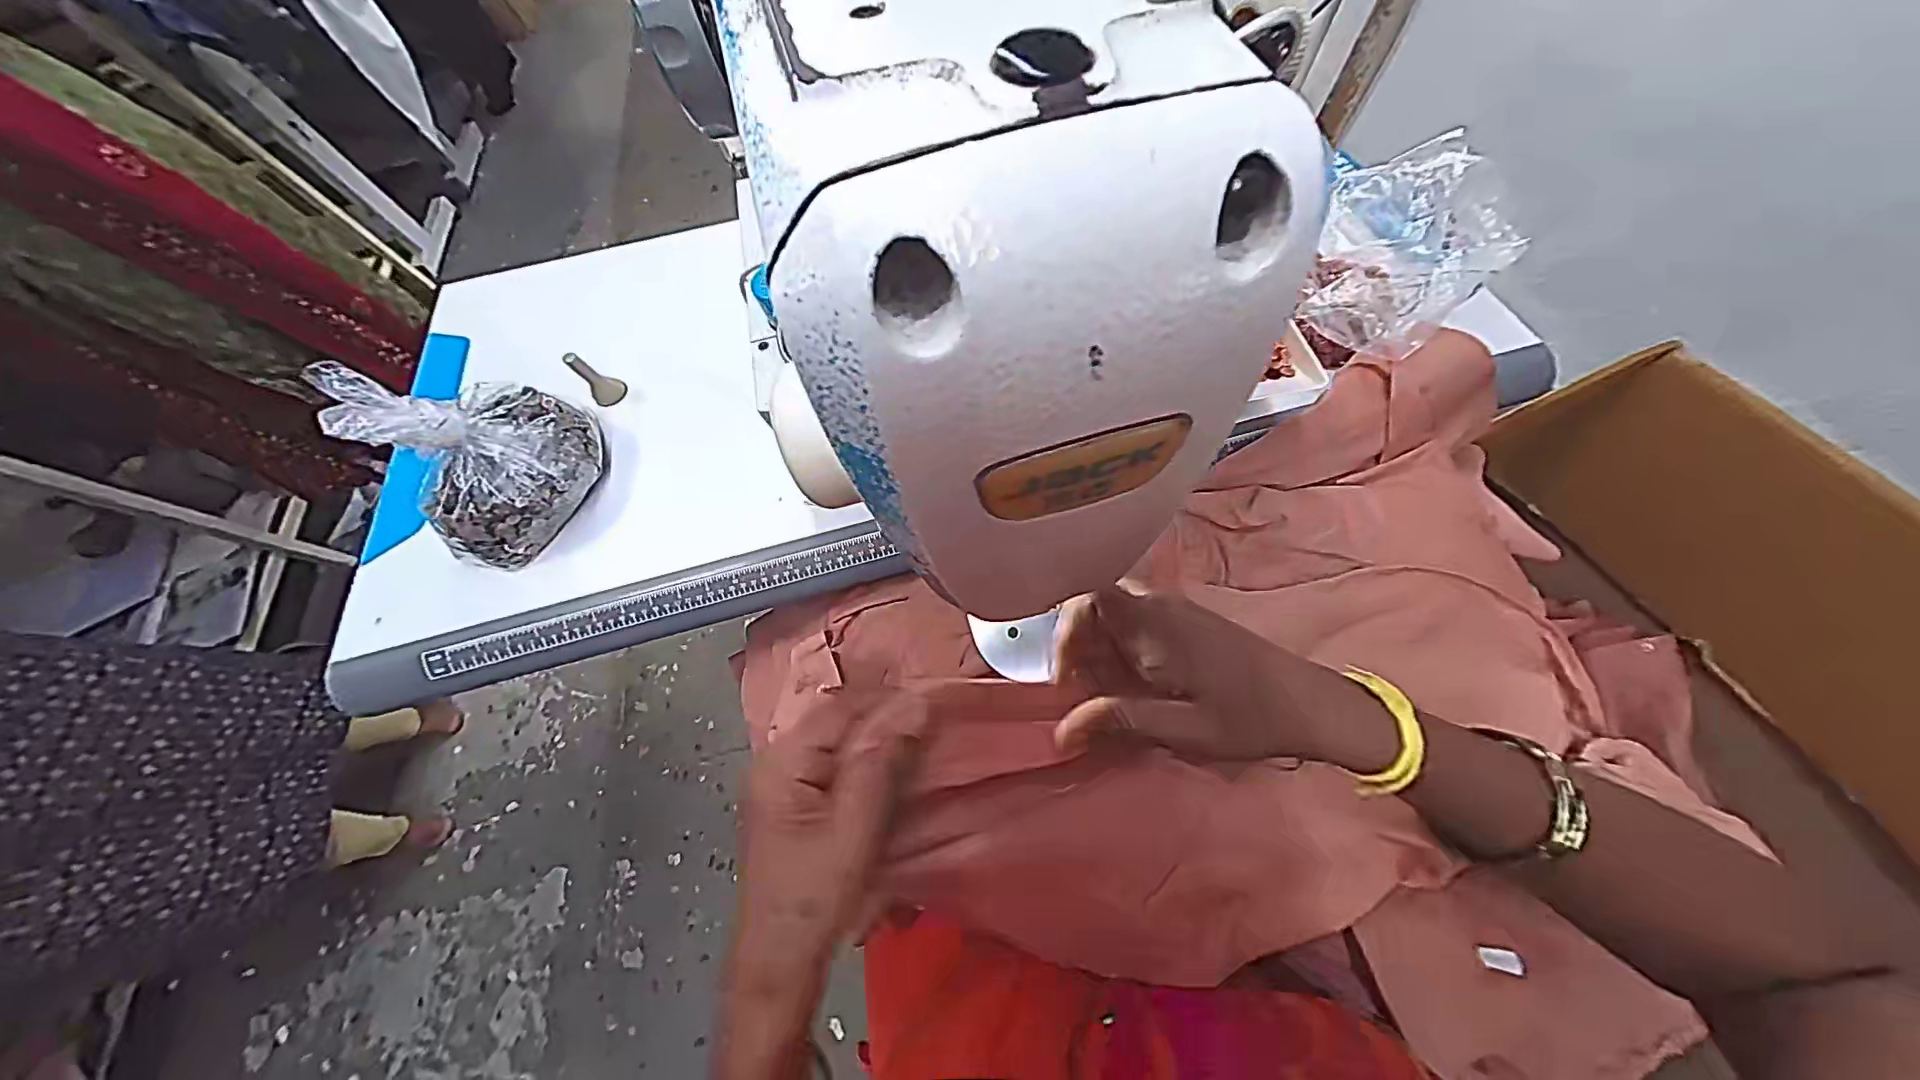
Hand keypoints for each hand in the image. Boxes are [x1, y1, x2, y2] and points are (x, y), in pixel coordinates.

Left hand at [721, 691, 922, 1079]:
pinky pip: (838, 762)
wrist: (781, 962)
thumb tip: (915, 704)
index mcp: (782, 760)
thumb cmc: (815, 898)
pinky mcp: (798, 800)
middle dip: (887, 718)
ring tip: (921, 744)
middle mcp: (777, 760)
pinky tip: (895, 769)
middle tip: (933, 726)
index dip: (889, 699)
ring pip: (842, 740)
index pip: (841, 706)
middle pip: (839, 719)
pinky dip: (869, 760)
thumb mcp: (854, 826)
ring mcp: (785, 780)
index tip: (933, 705)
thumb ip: (882, 761)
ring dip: (881, 739)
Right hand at [1052, 583, 1362, 764]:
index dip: (1064, 631)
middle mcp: (1162, 606)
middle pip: (1096, 605)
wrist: (1314, 704)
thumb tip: (1062, 730)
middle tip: (1078, 691)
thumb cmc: (1251, 718)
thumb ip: (1121, 720)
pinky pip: (1134, 622)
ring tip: (1101, 693)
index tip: (1066, 679)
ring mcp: (1174, 610)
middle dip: (1077, 646)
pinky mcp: (1184, 621)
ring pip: (1113, 614)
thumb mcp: (1185, 729)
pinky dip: (1118, 649)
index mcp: (1158, 624)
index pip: (1090, 598)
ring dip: (1097, 649)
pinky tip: (1129, 685)